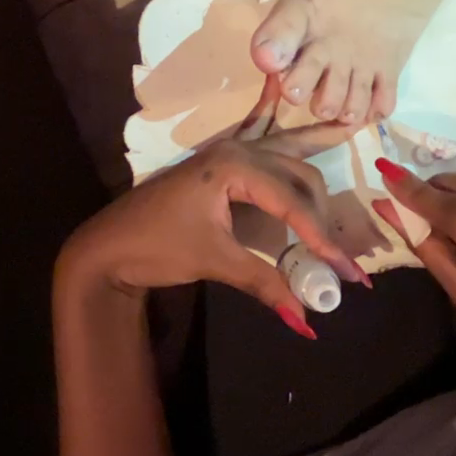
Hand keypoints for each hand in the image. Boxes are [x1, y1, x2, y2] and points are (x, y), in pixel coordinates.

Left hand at [59, 78, 360, 336]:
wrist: (106, 245)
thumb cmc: (154, 247)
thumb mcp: (213, 261)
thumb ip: (263, 281)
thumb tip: (306, 321)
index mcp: (233, 164)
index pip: (292, 200)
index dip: (322, 237)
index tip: (349, 272)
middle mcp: (238, 148)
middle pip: (300, 176)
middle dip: (323, 217)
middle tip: (341, 259)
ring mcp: (232, 152)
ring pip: (291, 163)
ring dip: (317, 190)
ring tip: (343, 220)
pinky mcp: (227, 165)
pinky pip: (276, 157)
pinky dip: (302, 151)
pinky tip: (329, 134)